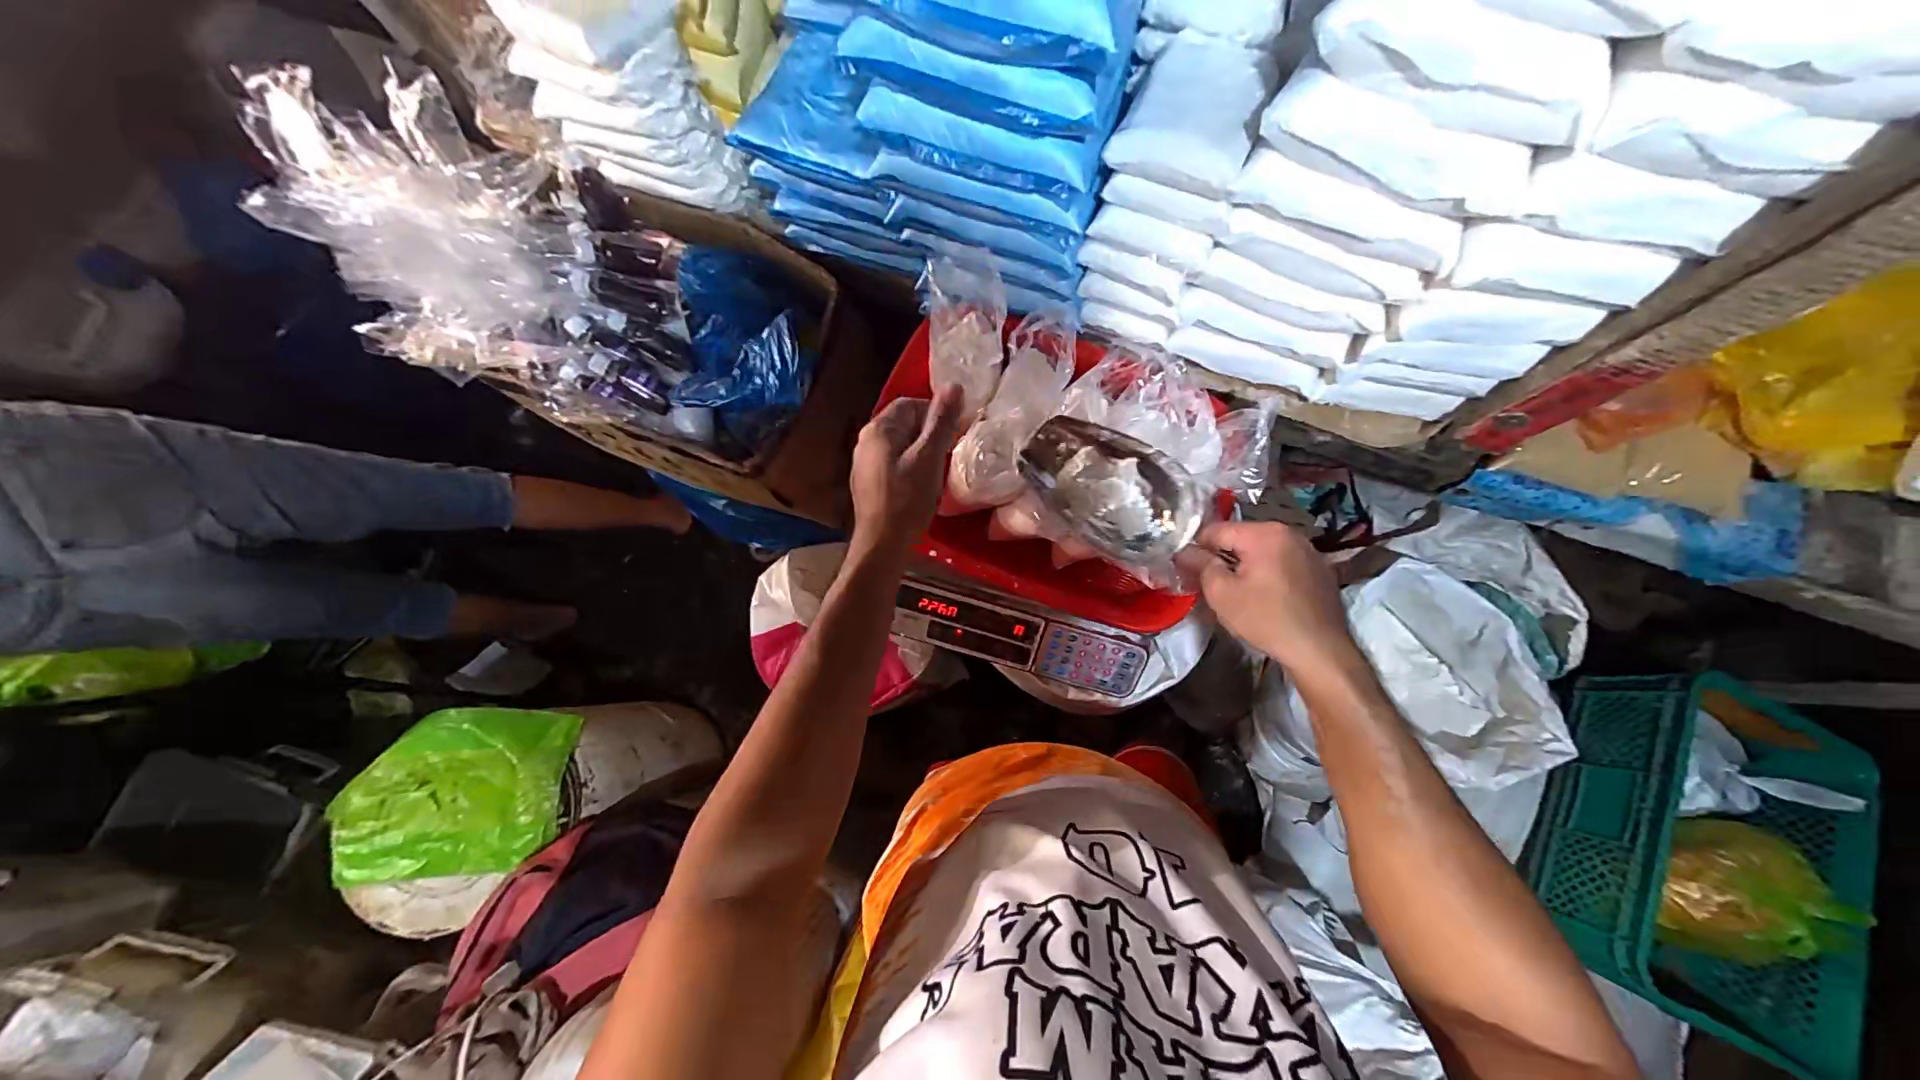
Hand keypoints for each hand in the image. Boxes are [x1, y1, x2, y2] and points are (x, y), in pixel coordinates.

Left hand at [850, 387, 965, 559]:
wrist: (882, 544)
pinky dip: (910, 466)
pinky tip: (921, 485)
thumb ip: (941, 421)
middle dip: (929, 433)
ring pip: (899, 444)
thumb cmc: (908, 499)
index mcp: (878, 429)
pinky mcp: (867, 481)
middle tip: (950, 452)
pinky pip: (893, 462)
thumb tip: (954, 386)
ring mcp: (863, 462)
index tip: (955, 433)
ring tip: (939, 469)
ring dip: (921, 451)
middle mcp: (865, 440)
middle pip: (904, 423)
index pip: (910, 404)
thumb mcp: (930, 457)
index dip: (936, 414)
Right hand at [1180, 521, 1355, 671]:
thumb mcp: (1222, 594)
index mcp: (1264, 533)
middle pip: (1240, 538)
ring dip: (1244, 565)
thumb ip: (1201, 566)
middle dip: (1221, 557)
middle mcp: (1288, 533)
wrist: (1320, 650)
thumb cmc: (1266, 619)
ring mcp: (1307, 550)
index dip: (1196, 548)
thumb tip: (1186, 552)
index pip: (1216, 529)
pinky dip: (1267, 572)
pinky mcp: (1318, 568)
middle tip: (1209, 584)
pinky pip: (1280, 562)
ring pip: (1261, 550)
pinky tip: (1264, 596)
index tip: (1187, 569)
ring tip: (1236, 592)